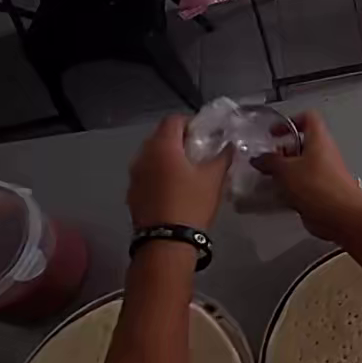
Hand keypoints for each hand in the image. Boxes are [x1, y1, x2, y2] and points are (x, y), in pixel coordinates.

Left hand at [127, 115, 230, 230]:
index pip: (173, 120)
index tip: (204, 134)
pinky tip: (172, 189)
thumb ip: (223, 157)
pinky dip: (158, 174)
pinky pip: (146, 174)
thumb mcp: (214, 179)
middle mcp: (143, 155)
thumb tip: (230, 145)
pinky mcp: (132, 194)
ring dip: (167, 157)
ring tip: (186, 171)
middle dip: (178, 139)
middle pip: (159, 136)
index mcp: (162, 146)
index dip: (190, 122)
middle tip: (197, 151)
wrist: (166, 242)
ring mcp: (134, 176)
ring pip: (151, 156)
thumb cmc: (192, 204)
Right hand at [252, 112, 361, 241]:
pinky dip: (291, 188)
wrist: (340, 215)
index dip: (290, 121)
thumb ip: (270, 161)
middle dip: (282, 151)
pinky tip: (277, 195)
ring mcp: (324, 173)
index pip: (308, 118)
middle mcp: (323, 153)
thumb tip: (259, 158)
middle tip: (267, 160)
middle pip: (302, 143)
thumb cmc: (316, 185)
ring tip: (269, 178)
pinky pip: (303, 184)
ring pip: (301, 165)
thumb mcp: (286, 170)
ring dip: (285, 171)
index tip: (274, 132)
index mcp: (319, 139)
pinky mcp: (322, 191)